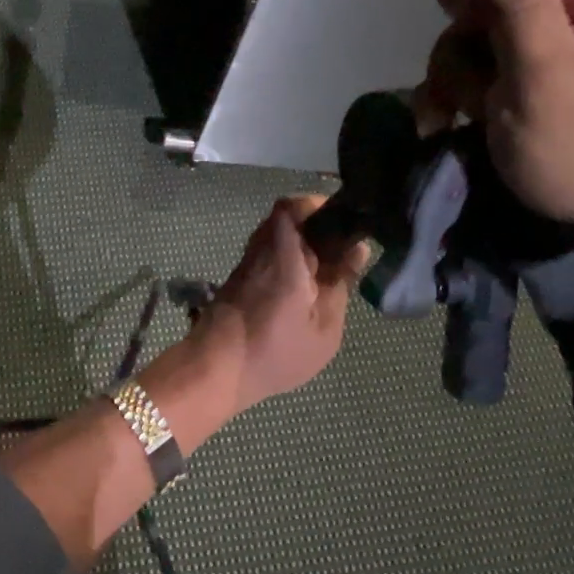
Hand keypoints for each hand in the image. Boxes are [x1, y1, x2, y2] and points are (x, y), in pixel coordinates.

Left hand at [197, 196, 371, 409]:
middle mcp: (261, 249)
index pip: (292, 206)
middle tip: (343, 251)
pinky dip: (289, 260)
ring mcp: (247, 262)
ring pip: (276, 236)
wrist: (216, 369)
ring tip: (328, 272)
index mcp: (284, 253)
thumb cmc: (274, 351)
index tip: (343, 220)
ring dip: (302, 246)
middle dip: (316, 228)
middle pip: (286, 219)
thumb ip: (340, 283)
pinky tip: (305, 287)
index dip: (316, 204)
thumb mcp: (323, 328)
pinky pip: (268, 254)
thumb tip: (357, 248)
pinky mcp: (239, 278)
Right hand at [415, 0, 573, 222]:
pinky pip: (484, 58)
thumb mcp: (549, 81)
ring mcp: (562, 50)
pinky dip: (463, 81)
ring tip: (460, 104)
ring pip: (485, 18)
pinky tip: (456, 114)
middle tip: (464, 36)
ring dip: (460, 55)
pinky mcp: (536, 80)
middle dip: (473, 3)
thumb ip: (521, 3)